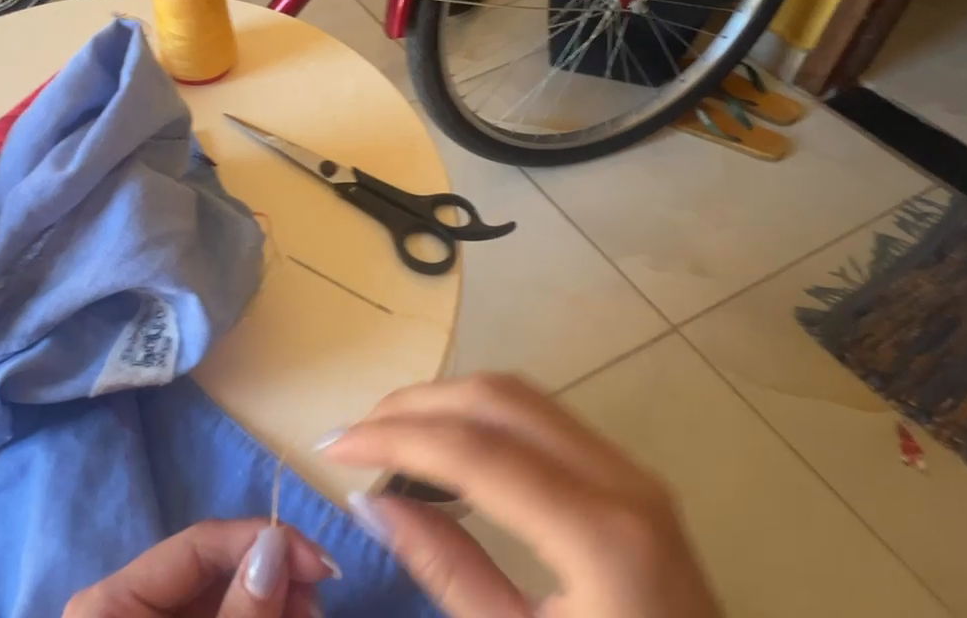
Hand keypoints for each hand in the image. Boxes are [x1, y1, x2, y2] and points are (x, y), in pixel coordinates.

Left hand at [65, 519, 340, 617]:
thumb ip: (239, 611)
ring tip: (310, 614)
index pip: (199, 541)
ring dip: (276, 602)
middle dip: (275, 578)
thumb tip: (277, 543)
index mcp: (111, 600)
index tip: (320, 561)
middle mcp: (129, 605)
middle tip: (320, 599)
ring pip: (227, 599)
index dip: (262, 541)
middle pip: (217, 571)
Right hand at [320, 373, 721, 617]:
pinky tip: (446, 446)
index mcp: (601, 535)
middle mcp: (622, 480)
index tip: (334, 445)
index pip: (475, 451)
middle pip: (497, 400)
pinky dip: (481, 417)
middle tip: (356, 433)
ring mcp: (632, 472)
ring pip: (520, 396)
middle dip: (414, 405)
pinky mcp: (629, 477)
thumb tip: (371, 501)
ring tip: (389, 433)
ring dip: (446, 402)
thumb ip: (446, 569)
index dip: (394, 438)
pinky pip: (542, 418)